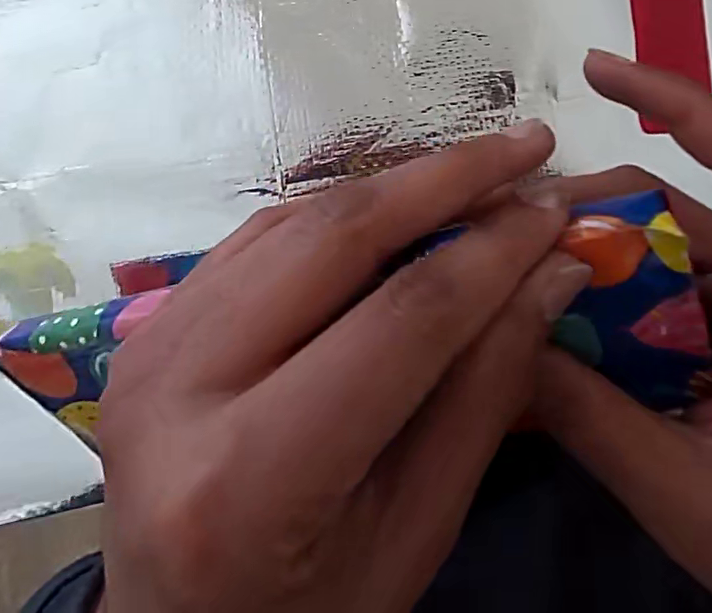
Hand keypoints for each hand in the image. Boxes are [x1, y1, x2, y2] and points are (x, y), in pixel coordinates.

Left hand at [98, 122, 593, 612]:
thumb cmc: (314, 608)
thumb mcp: (420, 522)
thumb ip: (488, 383)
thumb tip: (554, 267)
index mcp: (248, 476)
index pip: (404, 319)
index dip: (494, 250)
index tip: (557, 207)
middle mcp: (181, 386)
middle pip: (340, 236)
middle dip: (450, 177)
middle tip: (526, 144)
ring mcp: (154, 339)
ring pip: (303, 215)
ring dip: (404, 181)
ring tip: (482, 167)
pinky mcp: (158, 317)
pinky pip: (271, 230)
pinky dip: (351, 206)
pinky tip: (407, 198)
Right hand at [534, 51, 711, 612]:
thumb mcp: (695, 500)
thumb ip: (597, 420)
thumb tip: (507, 332)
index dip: (686, 107)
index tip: (603, 70)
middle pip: (687, 206)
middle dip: (600, 207)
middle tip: (515, 226)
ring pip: (665, 245)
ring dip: (597, 252)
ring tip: (525, 271)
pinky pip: (661, 288)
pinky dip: (610, 291)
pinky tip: (561, 312)